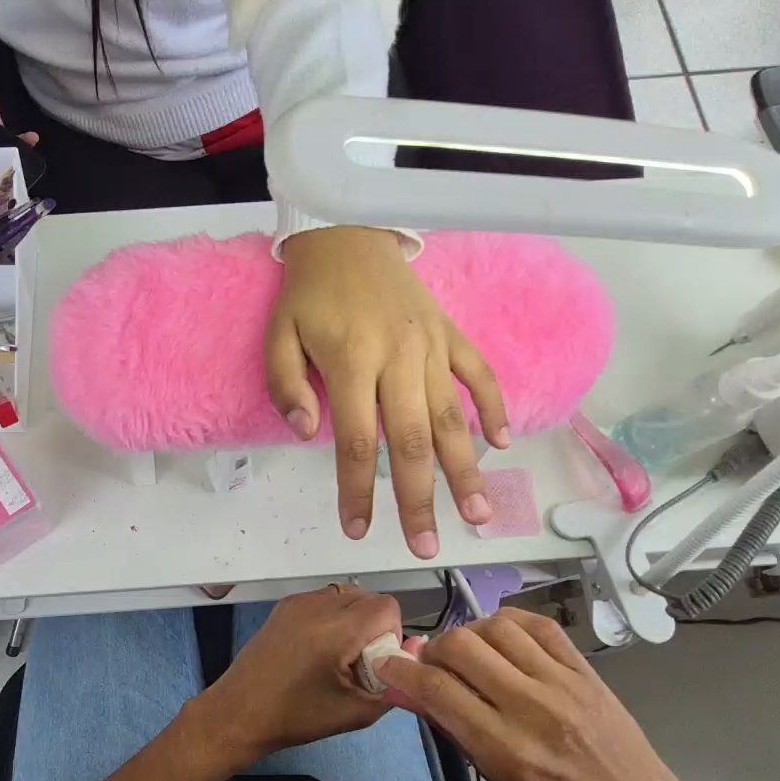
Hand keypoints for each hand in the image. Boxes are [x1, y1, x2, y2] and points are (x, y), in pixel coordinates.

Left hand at [193, 586, 399, 758]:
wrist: (240, 712)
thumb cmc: (297, 717)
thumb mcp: (356, 712)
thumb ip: (393, 685)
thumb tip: (410, 659)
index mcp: (335, 629)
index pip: (387, 607)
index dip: (392, 633)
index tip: (377, 661)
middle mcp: (316, 605)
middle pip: (368, 597)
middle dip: (375, 626)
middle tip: (360, 661)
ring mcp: (297, 602)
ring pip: (346, 594)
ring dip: (354, 618)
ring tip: (339, 654)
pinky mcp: (283, 606)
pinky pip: (323, 598)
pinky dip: (333, 616)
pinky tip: (319, 648)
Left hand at [268, 226, 509, 560]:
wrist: (348, 233)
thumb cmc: (308, 293)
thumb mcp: (278, 334)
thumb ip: (286, 385)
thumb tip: (306, 434)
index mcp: (351, 362)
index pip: (355, 441)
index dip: (356, 489)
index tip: (357, 530)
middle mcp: (399, 359)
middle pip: (411, 440)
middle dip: (418, 498)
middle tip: (426, 547)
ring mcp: (432, 347)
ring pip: (452, 416)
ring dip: (466, 469)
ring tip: (478, 514)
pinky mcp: (452, 333)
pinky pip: (480, 373)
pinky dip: (494, 407)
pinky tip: (501, 443)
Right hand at [376, 609, 733, 780]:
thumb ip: (457, 734)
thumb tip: (412, 695)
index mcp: (507, 751)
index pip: (436, 690)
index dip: (401, 671)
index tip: (385, 664)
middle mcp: (532, 710)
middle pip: (460, 647)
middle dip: (432, 650)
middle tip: (431, 665)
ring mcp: (563, 685)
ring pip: (495, 627)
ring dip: (469, 634)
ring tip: (470, 653)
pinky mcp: (587, 672)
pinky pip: (539, 625)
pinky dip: (509, 623)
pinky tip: (501, 639)